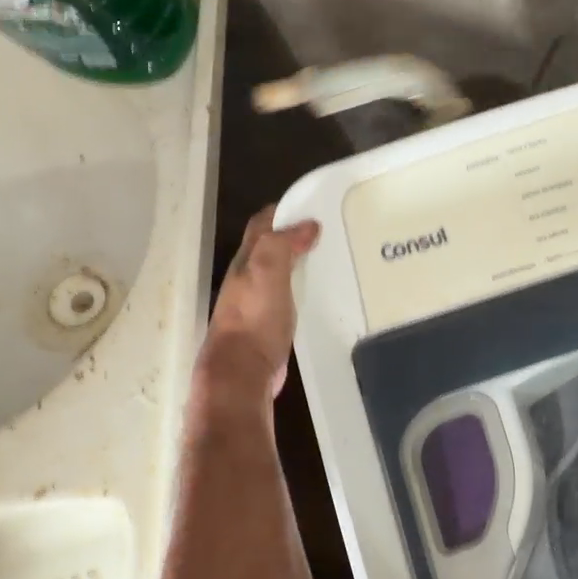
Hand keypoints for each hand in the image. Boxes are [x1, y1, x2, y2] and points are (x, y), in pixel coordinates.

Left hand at [201, 205, 320, 402]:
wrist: (242, 374)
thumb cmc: (253, 321)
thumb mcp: (266, 274)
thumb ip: (282, 246)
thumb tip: (308, 224)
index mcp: (246, 263)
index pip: (262, 225)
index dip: (284, 211)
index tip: (316, 204)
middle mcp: (248, 280)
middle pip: (272, 248)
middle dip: (297, 235)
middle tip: (334, 231)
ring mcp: (258, 305)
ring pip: (282, 273)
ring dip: (304, 263)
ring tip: (336, 259)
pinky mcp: (271, 326)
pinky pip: (291, 298)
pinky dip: (306, 289)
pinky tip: (325, 295)